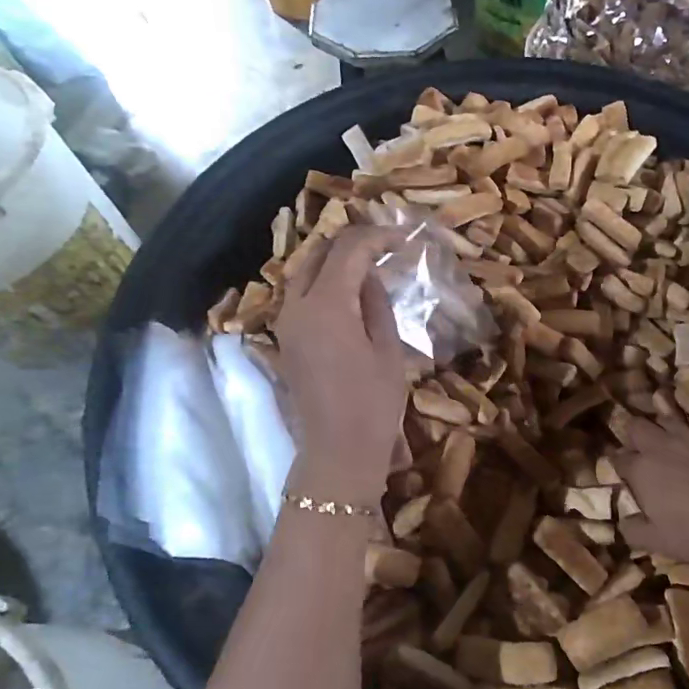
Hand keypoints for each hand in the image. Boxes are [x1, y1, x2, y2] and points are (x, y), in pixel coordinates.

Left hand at [274, 226, 408, 505]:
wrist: (338, 452)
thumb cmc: (373, 404)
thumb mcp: (388, 349)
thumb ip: (377, 303)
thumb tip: (370, 276)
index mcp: (326, 304)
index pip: (349, 250)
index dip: (377, 236)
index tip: (403, 238)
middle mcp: (296, 306)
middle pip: (318, 254)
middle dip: (351, 242)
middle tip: (384, 245)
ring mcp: (286, 323)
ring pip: (304, 272)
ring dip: (333, 260)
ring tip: (367, 263)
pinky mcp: (285, 340)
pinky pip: (301, 296)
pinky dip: (323, 283)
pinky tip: (348, 291)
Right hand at [612, 418, 688, 578]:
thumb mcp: (657, 542)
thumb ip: (633, 531)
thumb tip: (624, 522)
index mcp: (640, 469)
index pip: (619, 458)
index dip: (618, 465)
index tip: (623, 475)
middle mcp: (660, 446)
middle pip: (637, 426)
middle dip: (634, 436)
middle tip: (641, 453)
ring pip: (667, 419)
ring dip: (662, 428)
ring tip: (667, 442)